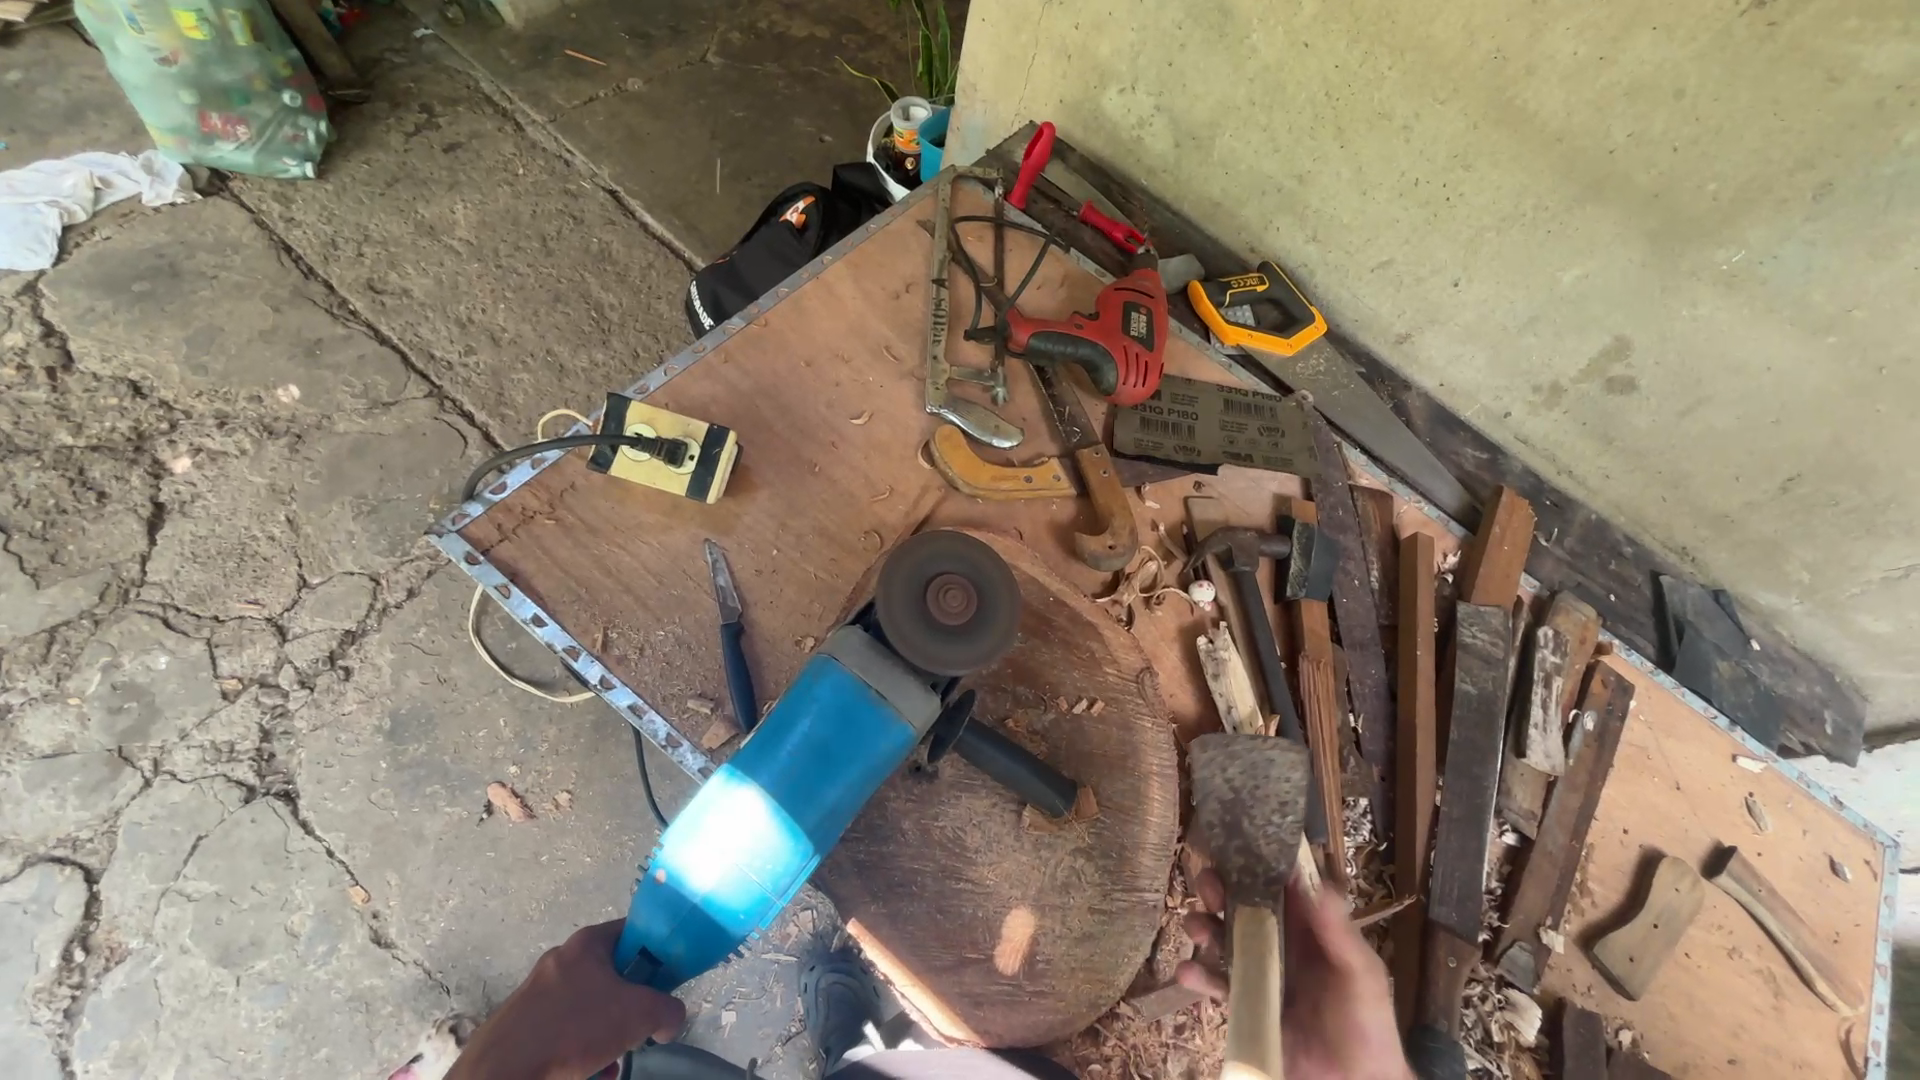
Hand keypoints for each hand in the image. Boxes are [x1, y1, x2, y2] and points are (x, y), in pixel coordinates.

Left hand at [447, 921, 685, 1079]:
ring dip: (606, 1037)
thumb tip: (668, 1021)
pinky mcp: (520, 1027)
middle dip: (630, 1007)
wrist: (499, 1077)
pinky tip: (587, 1076)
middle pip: (613, 976)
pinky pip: (564, 1033)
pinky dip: (580, 1053)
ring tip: (610, 1063)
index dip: (657, 954)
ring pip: (589, 1009)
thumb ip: (669, 1011)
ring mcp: (537, 994)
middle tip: (639, 1029)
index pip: (635, 932)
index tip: (666, 982)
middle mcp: (561, 960)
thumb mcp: (641, 1015)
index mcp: (588, 942)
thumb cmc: (574, 1030)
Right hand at [1176, 871, 1410, 1079]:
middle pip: (1242, 907)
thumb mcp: (1361, 975)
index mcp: (1309, 931)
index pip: (1278, 888)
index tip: (1234, 848)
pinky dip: (1197, 976)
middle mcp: (1279, 945)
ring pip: (1222, 939)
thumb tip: (1309, 879)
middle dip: (1219, 891)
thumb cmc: (1366, 1028)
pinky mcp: (1243, 1004)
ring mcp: (1259, 974)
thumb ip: (1337, 931)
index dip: (1256, 866)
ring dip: (1203, 926)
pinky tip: (1187, 973)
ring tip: (1194, 926)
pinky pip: (1215, 984)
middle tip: (1206, 885)